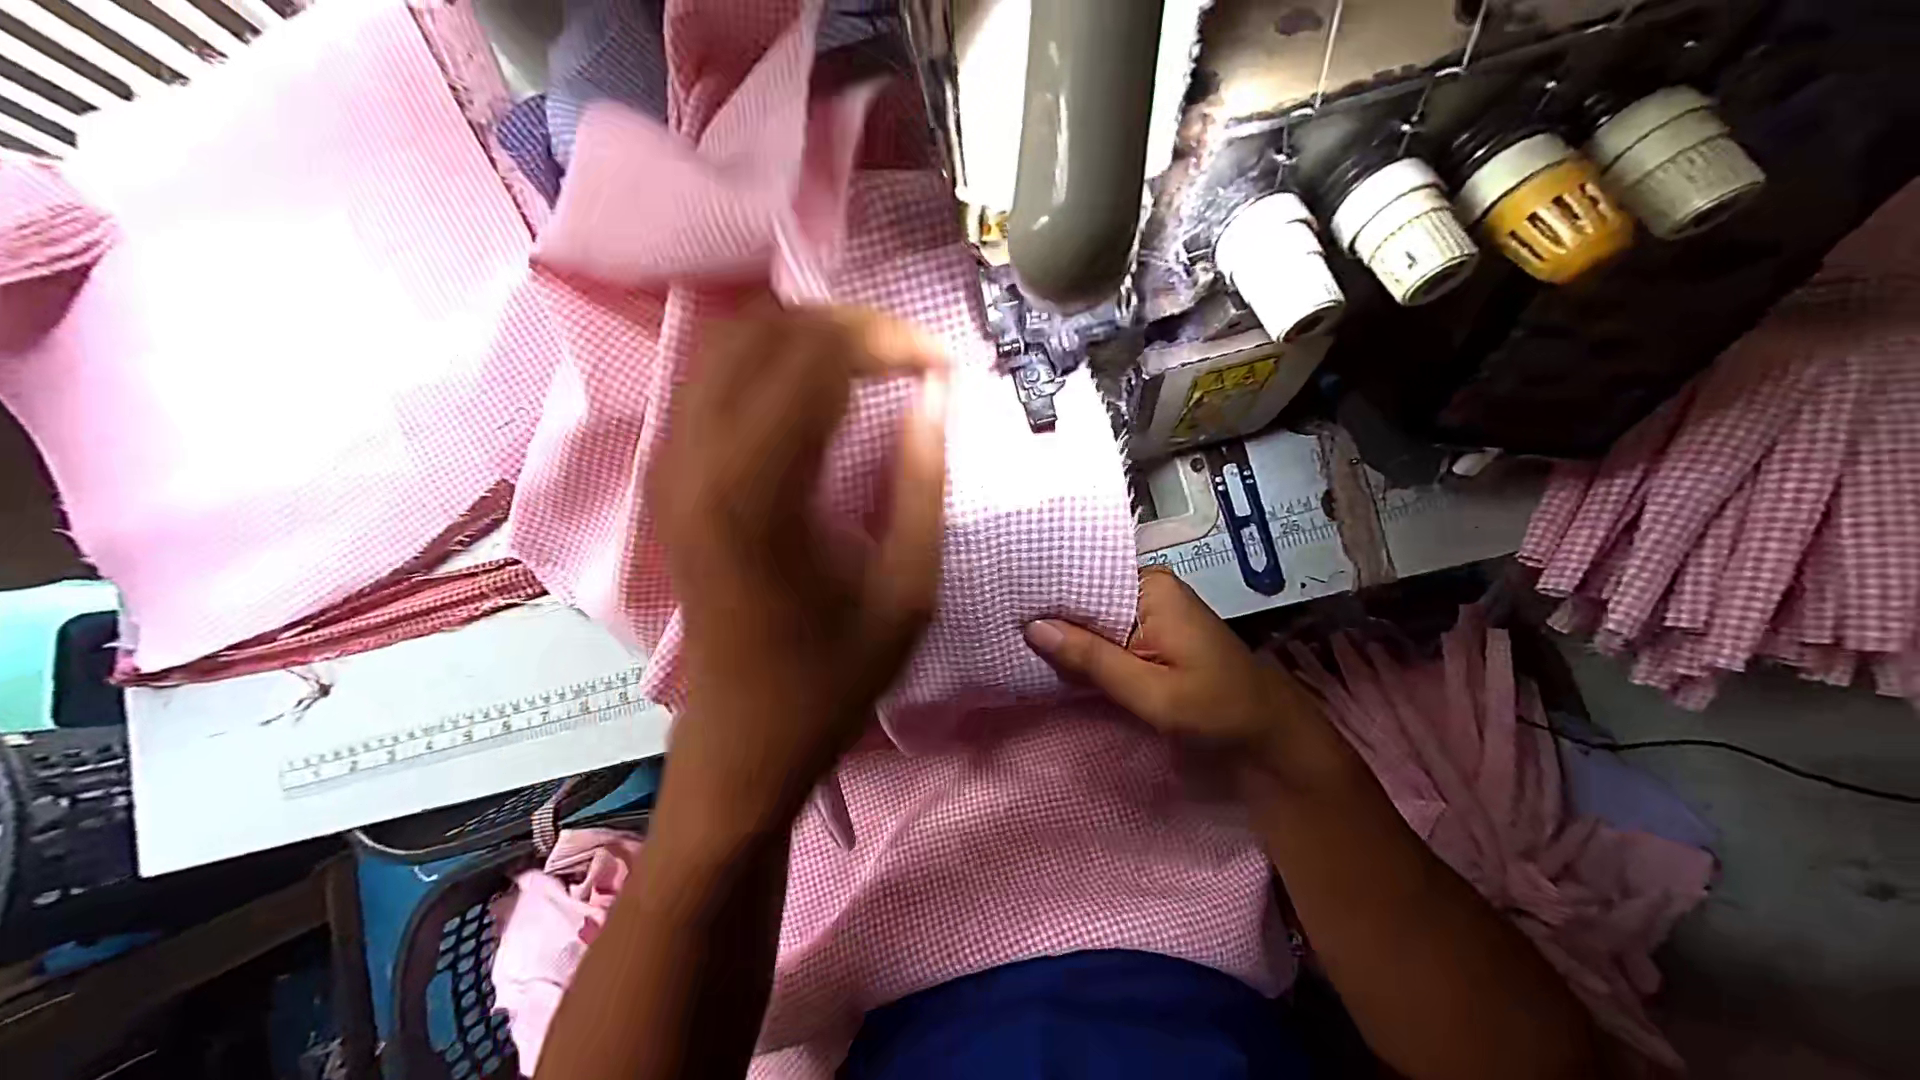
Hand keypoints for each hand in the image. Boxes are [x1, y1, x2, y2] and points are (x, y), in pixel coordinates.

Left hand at [650, 300, 948, 839]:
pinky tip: (820, 387)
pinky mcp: (669, 477)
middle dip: (852, 325)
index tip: (946, 364)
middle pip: (769, 331)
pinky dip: (772, 361)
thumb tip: (934, 393)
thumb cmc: (830, 679)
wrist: (742, 739)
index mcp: (755, 493)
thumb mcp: (907, 592)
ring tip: (875, 361)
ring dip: (809, 335)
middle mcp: (695, 461)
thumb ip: (923, 481)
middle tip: (914, 357)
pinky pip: (713, 378)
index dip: (891, 341)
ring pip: (732, 341)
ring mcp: (670, 464)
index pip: (818, 359)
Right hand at [1022, 566, 1324, 772]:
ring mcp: (1150, 612)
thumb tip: (1032, 627)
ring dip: (1064, 635)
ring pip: (1093, 619)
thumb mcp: (1150, 691)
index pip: (1083, 579)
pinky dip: (1084, 649)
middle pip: (1085, 597)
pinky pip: (1107, 635)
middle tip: (996, 623)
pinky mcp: (1150, 636)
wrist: (1270, 738)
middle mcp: (1149, 590)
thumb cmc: (1217, 711)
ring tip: (1009, 637)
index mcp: (1151, 587)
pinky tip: (1048, 657)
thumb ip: (1091, 658)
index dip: (1043, 593)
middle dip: (1049, 615)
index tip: (1000, 603)